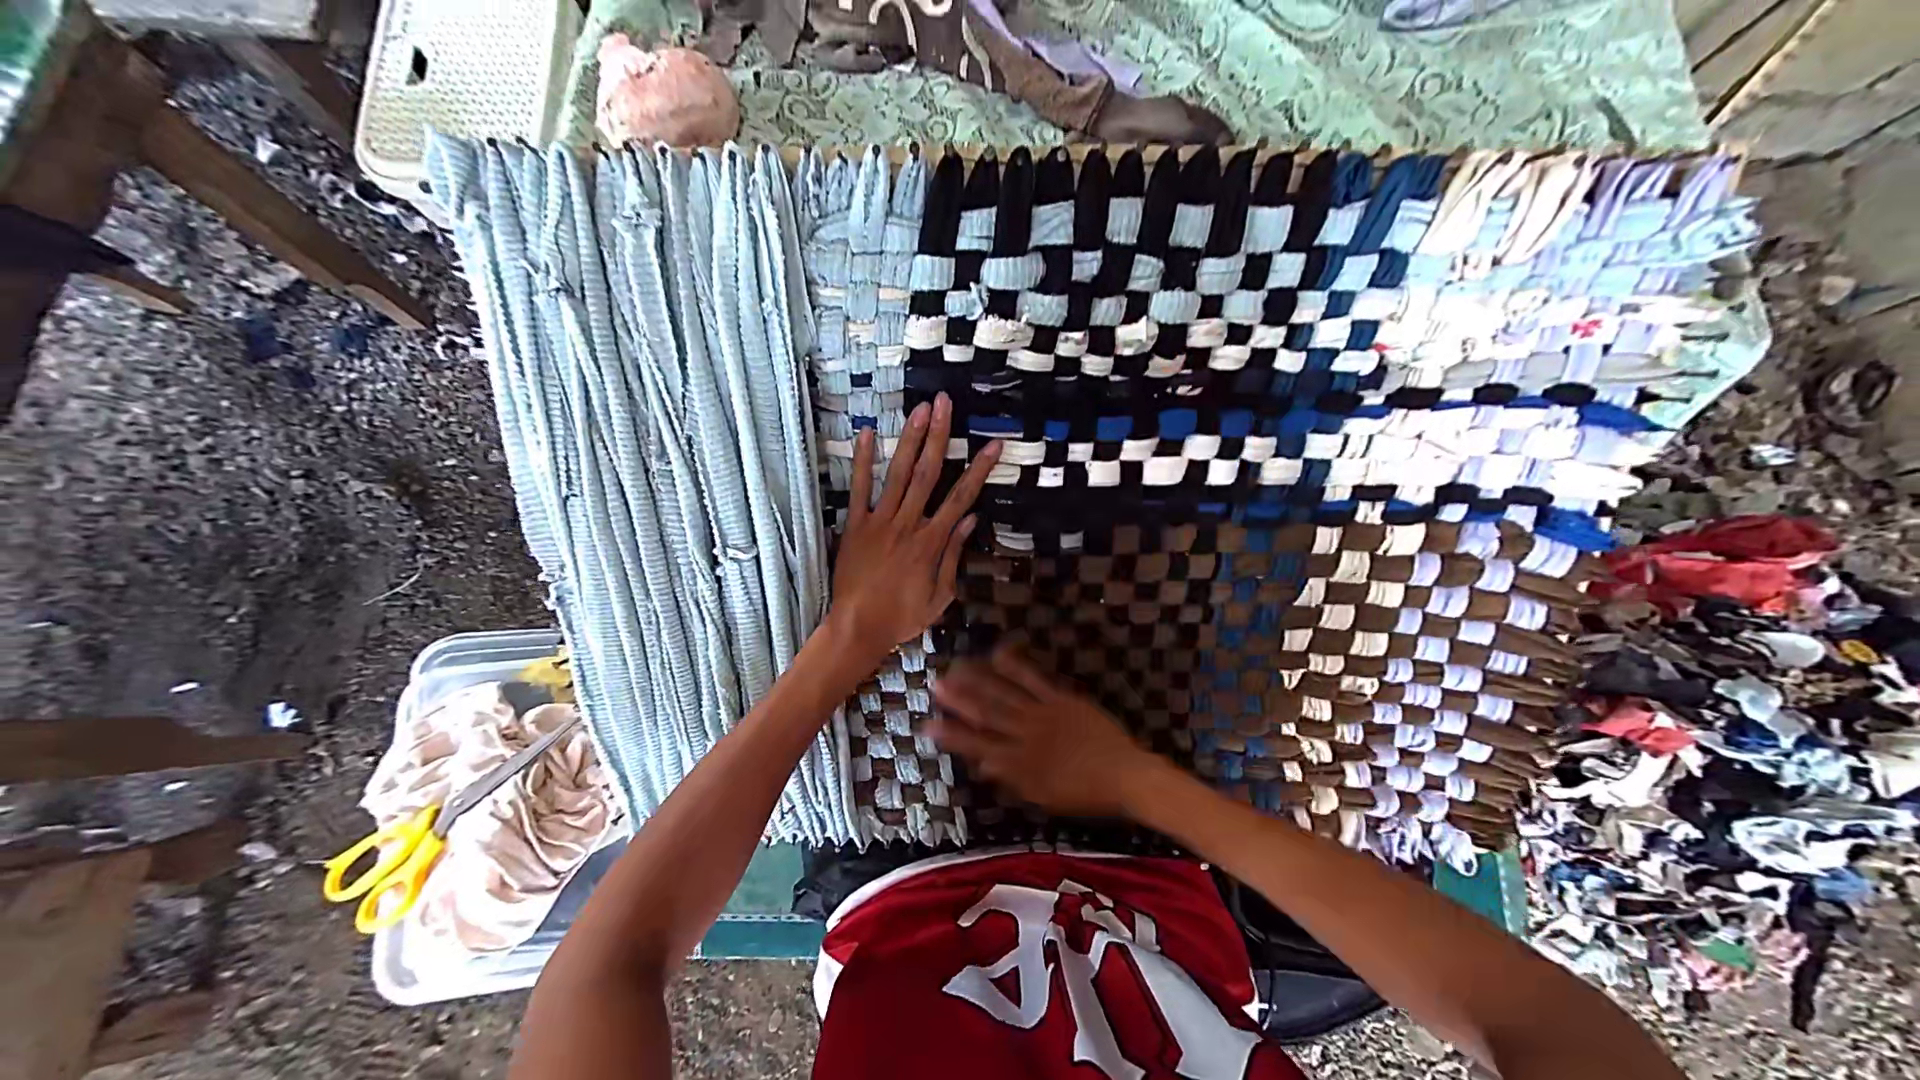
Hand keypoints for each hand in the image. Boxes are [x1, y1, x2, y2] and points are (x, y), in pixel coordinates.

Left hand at [827, 393, 1000, 664]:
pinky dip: (864, 461)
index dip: (979, 470)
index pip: (961, 498)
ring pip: (899, 474)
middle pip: (928, 473)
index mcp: (931, 542)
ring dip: (911, 440)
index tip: (994, 445)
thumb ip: (954, 556)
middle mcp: (908, 524)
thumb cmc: (902, 616)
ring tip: (920, 410)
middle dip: (940, 436)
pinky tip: (869, 434)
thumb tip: (971, 521)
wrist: (858, 627)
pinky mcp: (855, 525)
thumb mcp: (940, 596)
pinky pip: (859, 489)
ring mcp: (879, 522)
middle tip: (946, 404)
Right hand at [929, 644, 1167, 817]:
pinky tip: (999, 653)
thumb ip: (1012, 779)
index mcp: (1020, 763)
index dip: (952, 735)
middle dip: (959, 698)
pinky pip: (1035, 679)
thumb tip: (982, 764)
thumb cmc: (1084, 793)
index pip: (978, 746)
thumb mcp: (1043, 796)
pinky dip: (1016, 666)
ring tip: (957, 666)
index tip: (929, 725)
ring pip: (1005, 693)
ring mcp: (1044, 713)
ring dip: (979, 679)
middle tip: (936, 684)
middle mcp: (1027, 735)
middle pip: (987, 714)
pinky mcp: (1062, 698)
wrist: (1126, 776)